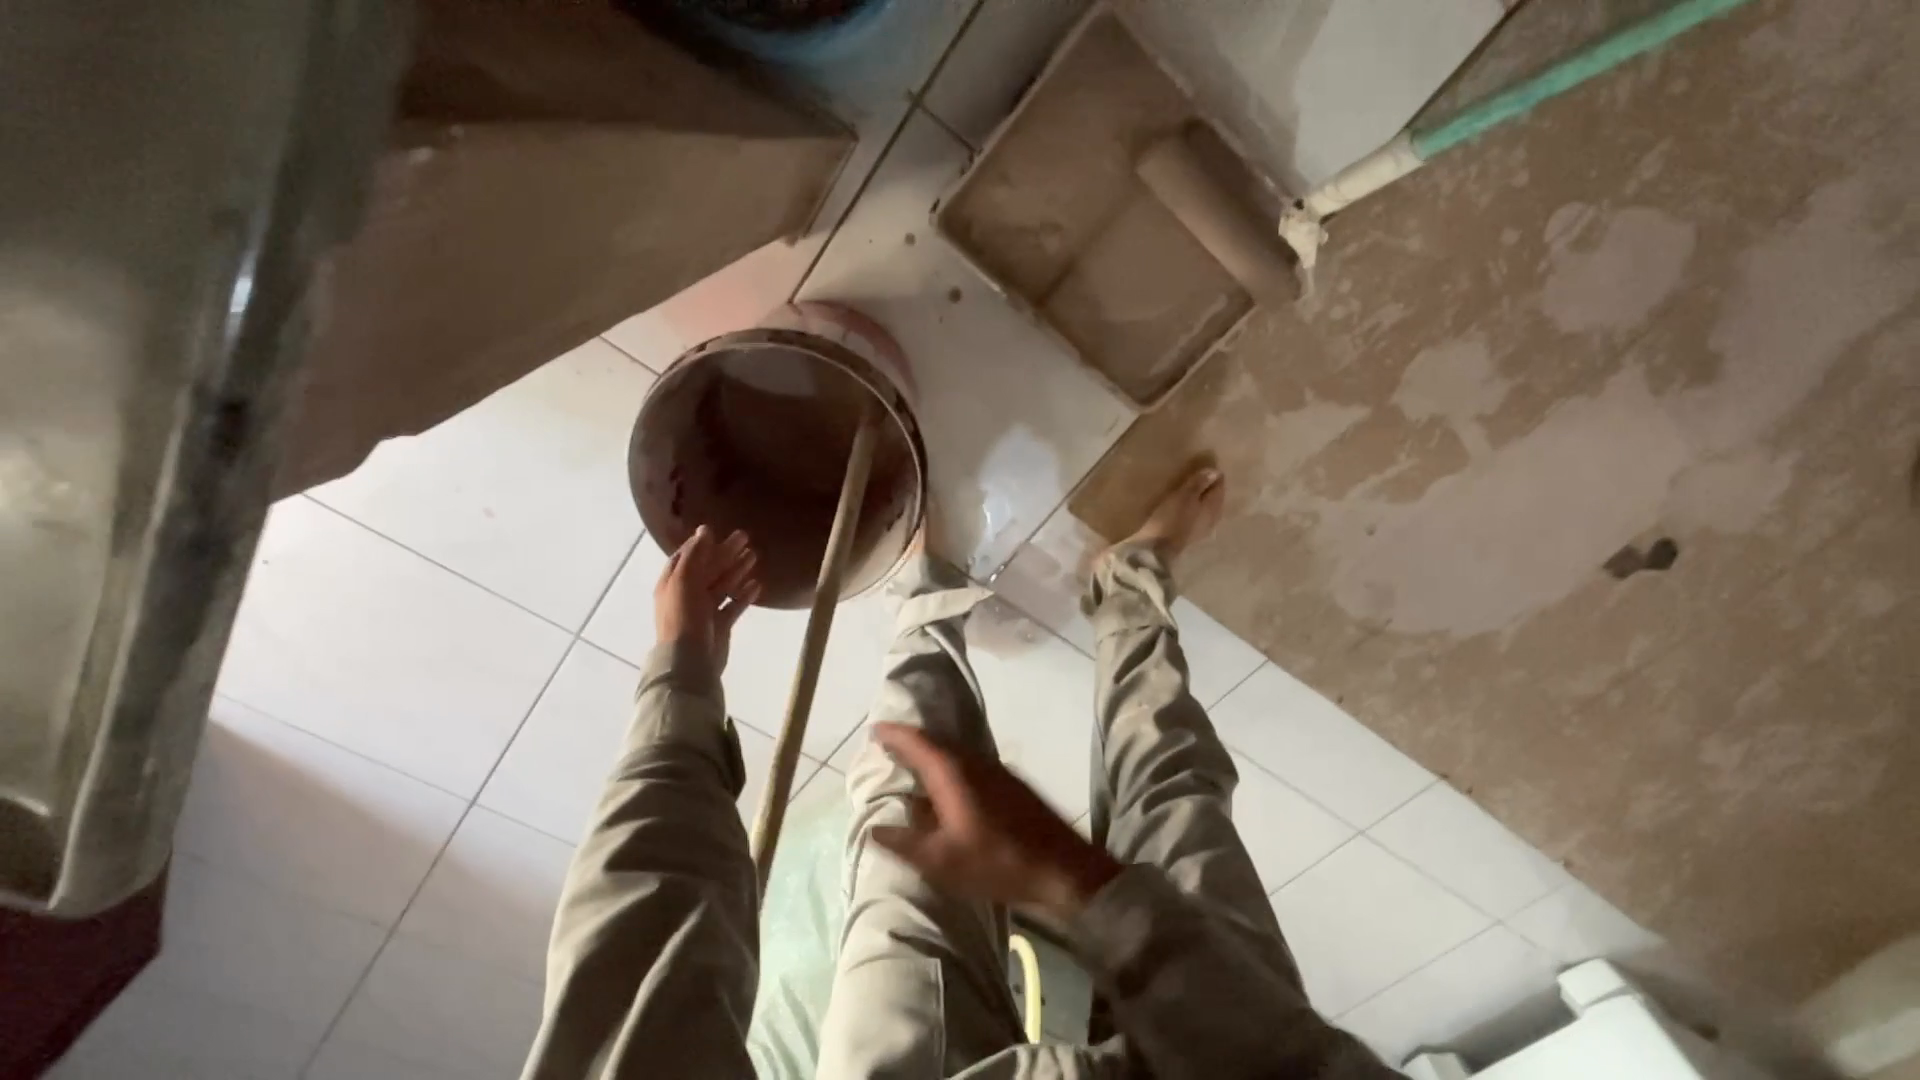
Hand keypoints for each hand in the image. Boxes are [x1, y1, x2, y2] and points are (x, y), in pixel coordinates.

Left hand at [654, 526, 760, 671]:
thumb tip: (705, 530)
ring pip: (722, 585)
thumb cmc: (684, 616)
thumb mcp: (685, 580)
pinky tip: (757, 584)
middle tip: (745, 537)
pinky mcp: (719, 625)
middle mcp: (686, 595)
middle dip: (725, 553)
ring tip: (754, 555)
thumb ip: (696, 554)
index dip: (700, 544)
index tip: (717, 532)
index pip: (685, 557)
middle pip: (708, 569)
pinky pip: (733, 605)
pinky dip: (744, 595)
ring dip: (737, 570)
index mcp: (672, 583)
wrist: (691, 660)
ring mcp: (704, 611)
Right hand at [869, 723, 1122, 922]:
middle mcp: (975, 762)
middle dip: (912, 741)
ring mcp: (998, 771)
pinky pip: (972, 764)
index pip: (918, 742)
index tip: (874, 730)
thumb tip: (873, 828)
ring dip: (934, 754)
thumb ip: (904, 843)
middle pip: (938, 742)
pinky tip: (949, 788)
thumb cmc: (997, 863)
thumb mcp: (942, 862)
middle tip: (889, 745)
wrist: (1063, 869)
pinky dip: (952, 767)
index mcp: (954, 773)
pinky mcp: (1012, 784)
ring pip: (957, 753)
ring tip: (913, 765)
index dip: (895, 735)